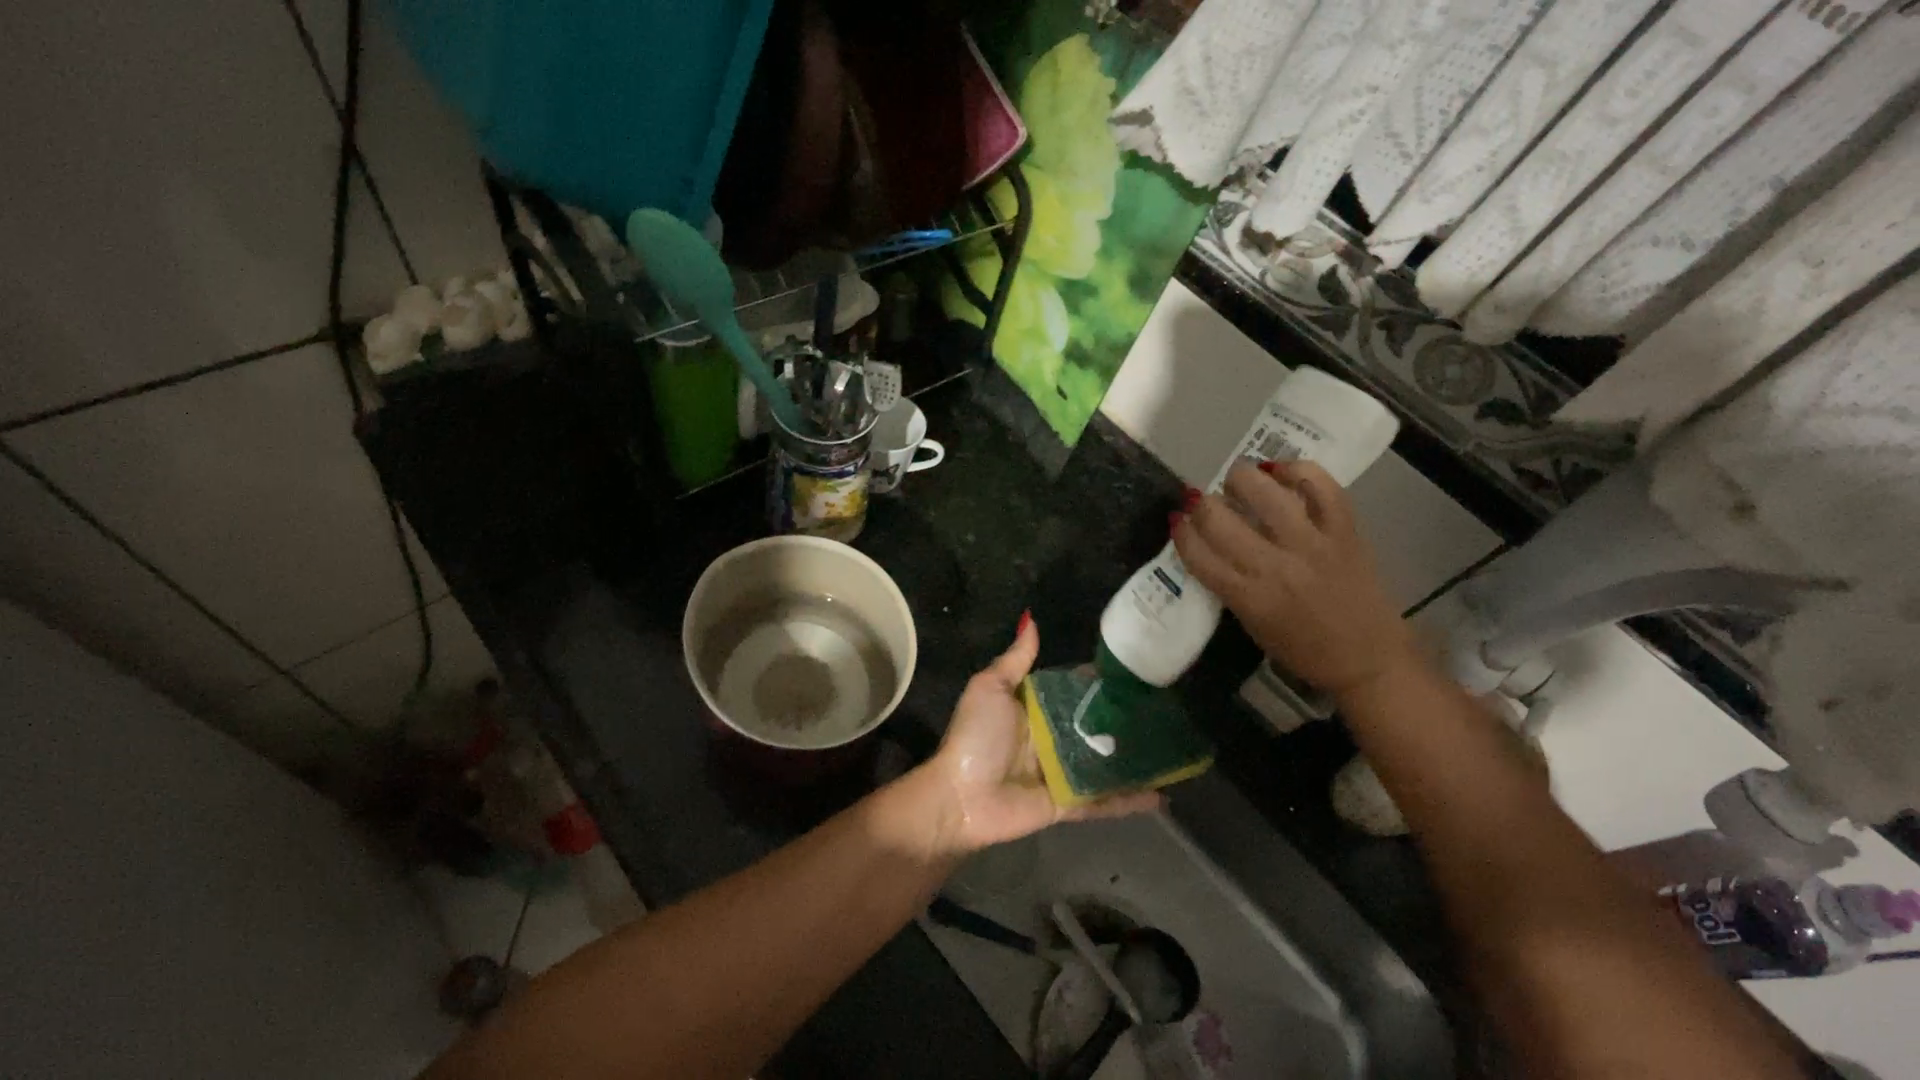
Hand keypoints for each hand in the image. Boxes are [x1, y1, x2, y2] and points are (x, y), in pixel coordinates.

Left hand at [912, 615, 1161, 857]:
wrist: (960, 797)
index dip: (1104, 683)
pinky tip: (1165, 797)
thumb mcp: (989, 689)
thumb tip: (1031, 618)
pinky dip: (1132, 800)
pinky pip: (1105, 801)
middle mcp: (1054, 739)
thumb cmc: (975, 739)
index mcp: (1036, 710)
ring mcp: (1064, 773)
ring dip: (1138, 760)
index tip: (1139, 670)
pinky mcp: (1070, 804)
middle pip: (1098, 726)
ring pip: (1108, 763)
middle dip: (1128, 719)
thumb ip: (1015, 659)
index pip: (1076, 692)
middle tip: (1170, 709)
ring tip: (1178, 749)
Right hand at [1174, 460, 1418, 697]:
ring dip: (1241, 478)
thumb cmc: (1304, 651)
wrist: (1368, 659)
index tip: (1178, 521)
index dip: (1181, 531)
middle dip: (1202, 503)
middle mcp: (1275, 566)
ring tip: (1239, 481)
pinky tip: (1281, 472)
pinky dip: (1297, 470)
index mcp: (1248, 597)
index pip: (1197, 553)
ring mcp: (1312, 543)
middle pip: (1219, 517)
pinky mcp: (1344, 530)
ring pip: (1264, 490)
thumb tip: (1209, 545)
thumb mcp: (1253, 625)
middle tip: (1205, 503)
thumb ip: (1229, 585)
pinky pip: (1320, 485)